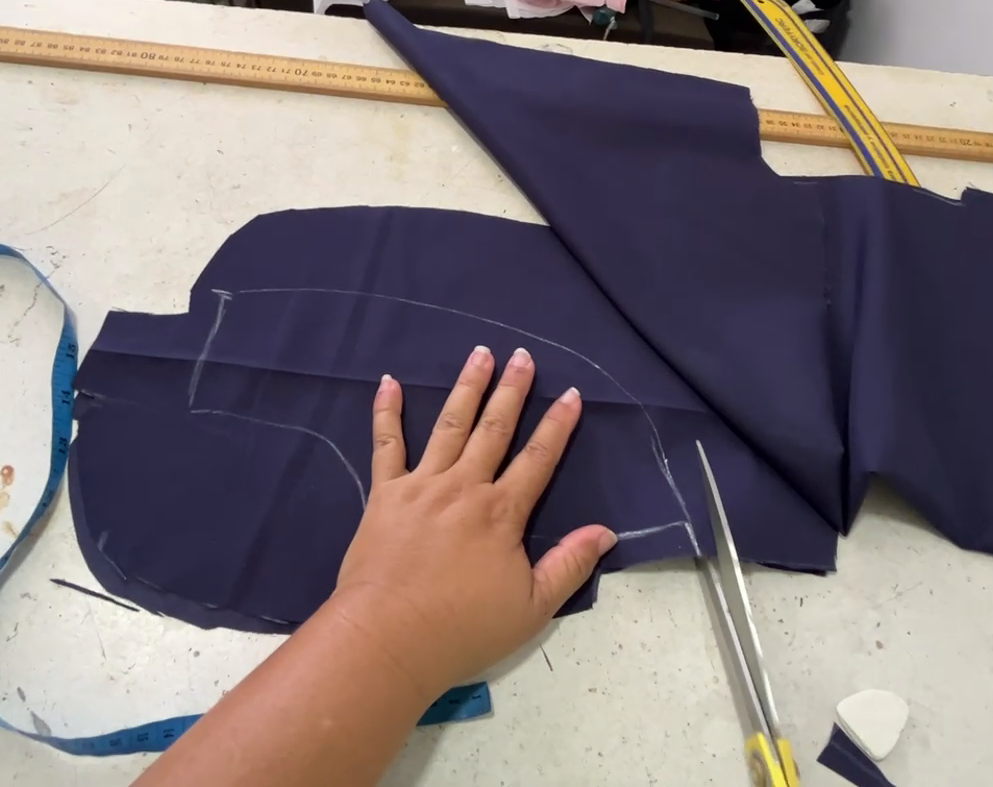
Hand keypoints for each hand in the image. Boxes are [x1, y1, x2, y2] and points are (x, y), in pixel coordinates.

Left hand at [316, 345, 618, 701]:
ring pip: (450, 425)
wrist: (388, 640)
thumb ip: (569, 565)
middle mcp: (465, 487)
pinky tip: (389, 382)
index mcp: (501, 512)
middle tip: (522, 355)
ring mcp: (423, 484)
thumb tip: (606, 531)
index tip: (570, 393)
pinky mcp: (386, 493)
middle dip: (512, 390)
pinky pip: (387, 444)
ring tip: (480, 354)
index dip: (557, 425)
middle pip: (495, 429)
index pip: (538, 459)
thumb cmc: (462, 628)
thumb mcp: (532, 608)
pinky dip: (388, 412)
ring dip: (467, 387)